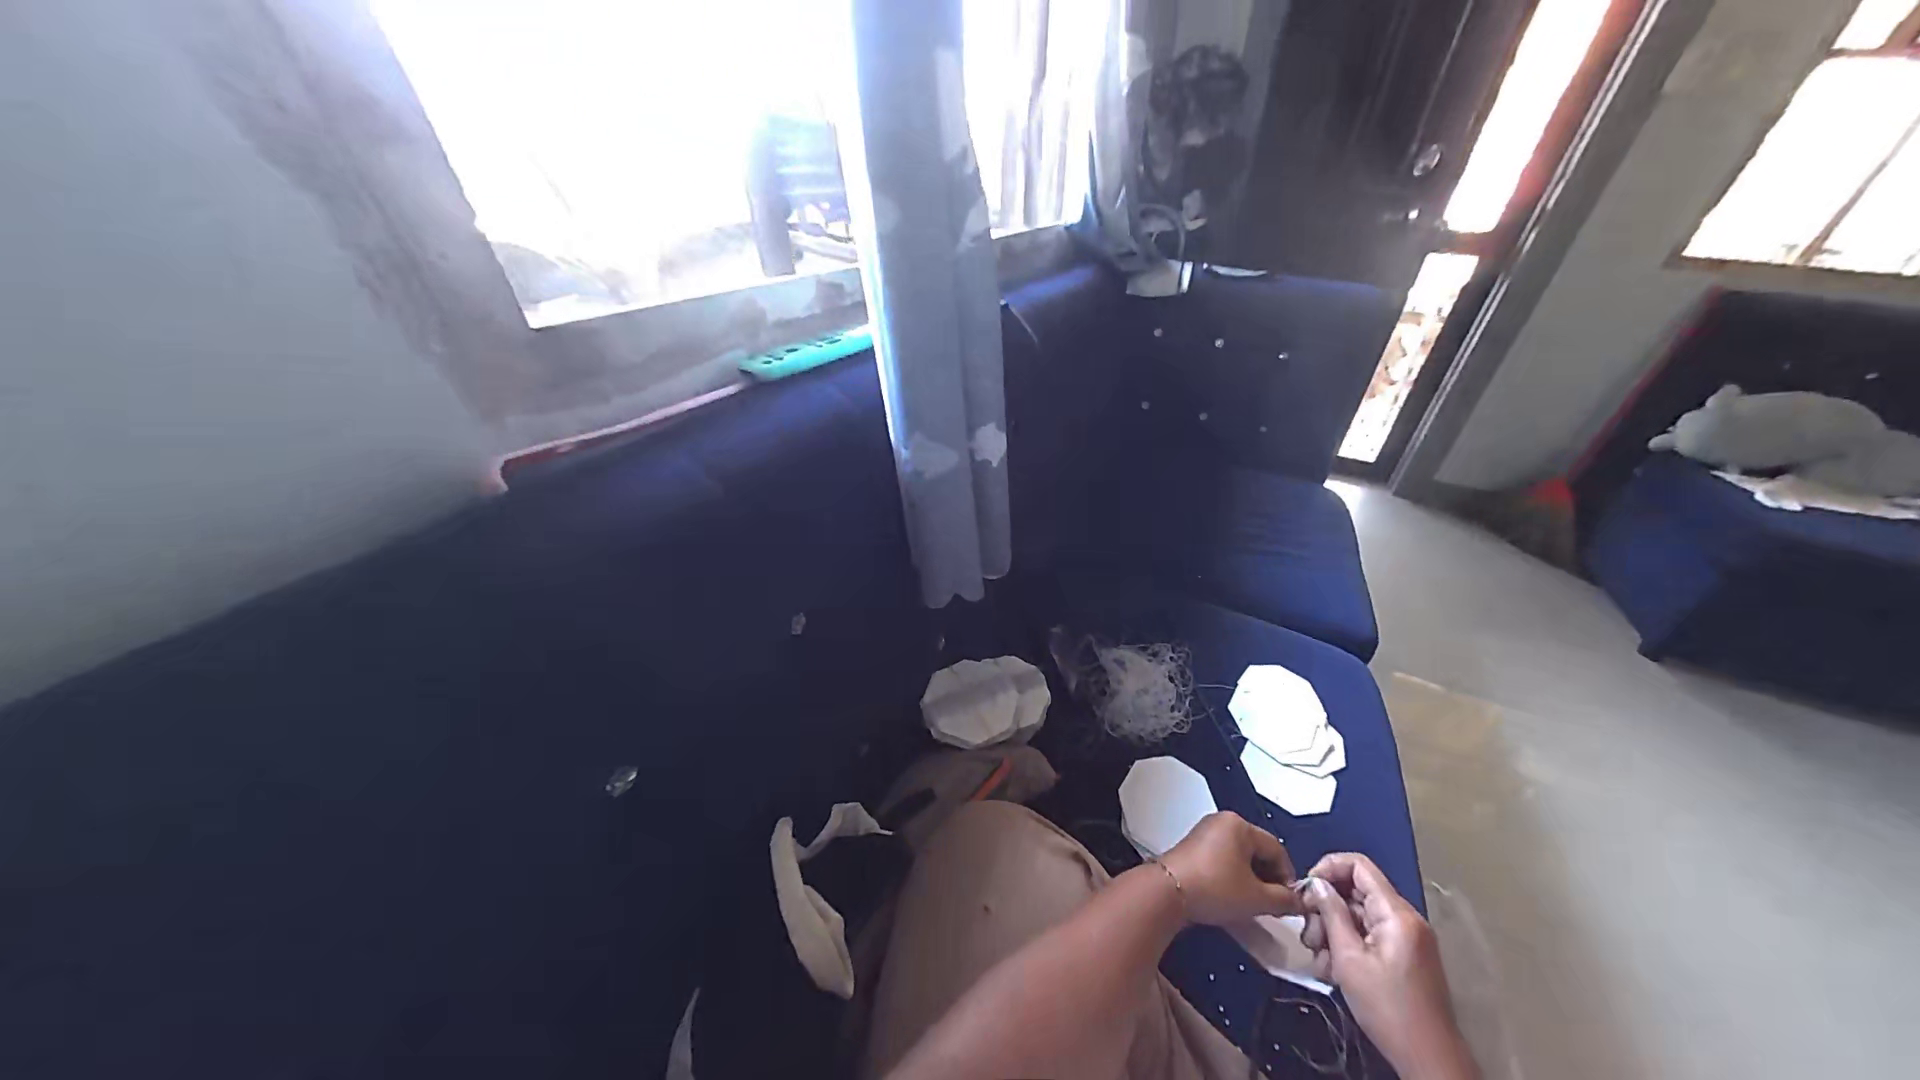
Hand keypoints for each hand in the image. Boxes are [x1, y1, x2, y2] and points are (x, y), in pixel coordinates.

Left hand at [1158, 812, 1300, 925]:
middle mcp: (1221, 822)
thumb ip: (1285, 900)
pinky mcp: (1193, 847)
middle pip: (1258, 851)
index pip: (1277, 849)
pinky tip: (1233, 898)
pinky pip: (1223, 860)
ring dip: (1251, 880)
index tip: (1290, 902)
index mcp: (1239, 824)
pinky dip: (1233, 877)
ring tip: (1254, 905)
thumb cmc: (1214, 888)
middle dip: (1269, 880)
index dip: (1288, 878)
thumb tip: (1297, 902)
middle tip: (1273, 906)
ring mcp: (1205, 833)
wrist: (1168, 892)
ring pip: (1240, 857)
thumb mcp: (1258, 898)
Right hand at [1300, 853, 1477, 1079]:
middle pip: (1355, 891)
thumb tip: (1316, 884)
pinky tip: (1333, 968)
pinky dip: (1347, 945)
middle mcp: (1404, 919)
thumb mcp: (1349, 958)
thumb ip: (1331, 913)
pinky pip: (1368, 935)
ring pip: (1358, 915)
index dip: (1327, 868)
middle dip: (1326, 908)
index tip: (1306, 891)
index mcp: (1396, 914)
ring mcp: (1406, 939)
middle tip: (1309, 934)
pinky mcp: (1403, 957)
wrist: (1429, 1061)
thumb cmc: (1387, 1007)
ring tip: (1320, 957)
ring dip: (1332, 930)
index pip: (1358, 865)